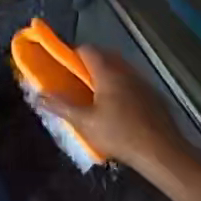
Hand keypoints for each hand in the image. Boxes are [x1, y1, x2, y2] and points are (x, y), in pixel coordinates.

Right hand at [34, 45, 192, 171]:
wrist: (161, 151)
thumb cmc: (119, 135)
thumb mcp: (84, 123)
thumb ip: (61, 106)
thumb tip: (39, 95)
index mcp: (108, 73)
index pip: (87, 50)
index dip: (73, 54)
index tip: (63, 67)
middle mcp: (126, 71)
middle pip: (105, 55)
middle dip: (89, 63)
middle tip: (76, 80)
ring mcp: (143, 82)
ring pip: (121, 68)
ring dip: (106, 74)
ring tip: (95, 93)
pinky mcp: (154, 95)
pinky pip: (133, 81)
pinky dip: (122, 86)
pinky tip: (118, 107)